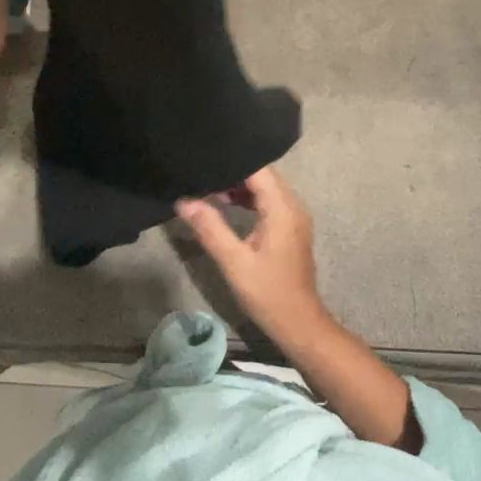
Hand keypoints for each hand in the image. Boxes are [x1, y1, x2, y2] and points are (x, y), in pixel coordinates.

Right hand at [175, 167, 329, 342]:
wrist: (297, 321)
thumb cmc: (267, 292)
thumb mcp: (234, 261)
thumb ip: (210, 228)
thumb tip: (183, 201)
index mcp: (282, 209)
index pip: (258, 169)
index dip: (232, 161)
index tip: (205, 159)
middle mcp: (293, 206)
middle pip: (263, 175)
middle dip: (233, 171)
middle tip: (201, 171)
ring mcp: (295, 218)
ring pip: (267, 188)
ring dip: (240, 186)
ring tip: (208, 187)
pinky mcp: (291, 229)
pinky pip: (270, 202)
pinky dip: (249, 199)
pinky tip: (227, 205)